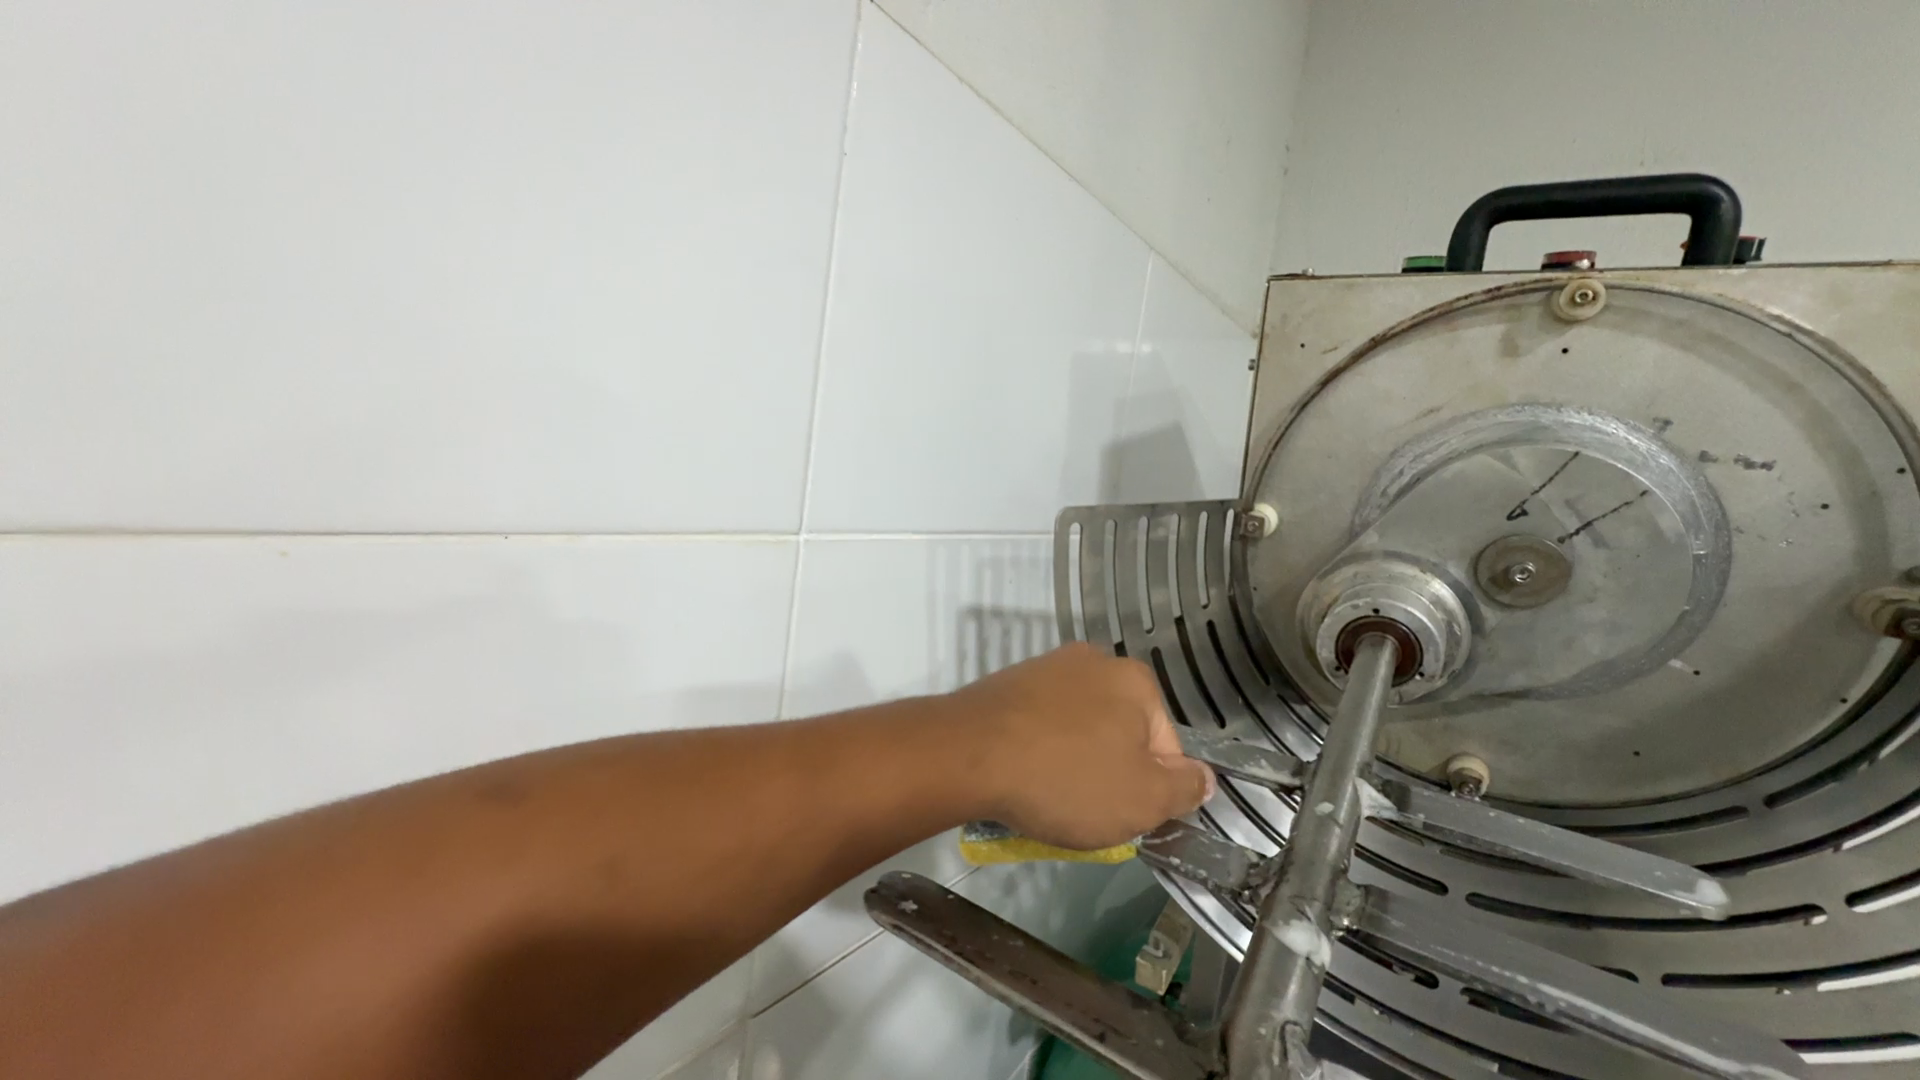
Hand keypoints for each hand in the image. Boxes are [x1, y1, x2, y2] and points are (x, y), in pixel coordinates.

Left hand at [949, 643, 1214, 850]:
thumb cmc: (1064, 778)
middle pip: (1120, 734)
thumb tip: (1202, 778)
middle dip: (1109, 773)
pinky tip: (1021, 778)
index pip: (1166, 747)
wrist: (965, 755)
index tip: (1120, 813)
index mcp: (1135, 680)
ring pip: (1078, 732)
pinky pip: (1039, 727)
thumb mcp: (1142, 800)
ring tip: (1047, 797)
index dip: (1151, 790)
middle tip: (1083, 808)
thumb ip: (1184, 789)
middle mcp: (1093, 661)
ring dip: (1071, 764)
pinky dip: (1037, 753)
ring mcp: (1045, 669)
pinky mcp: (1006, 685)